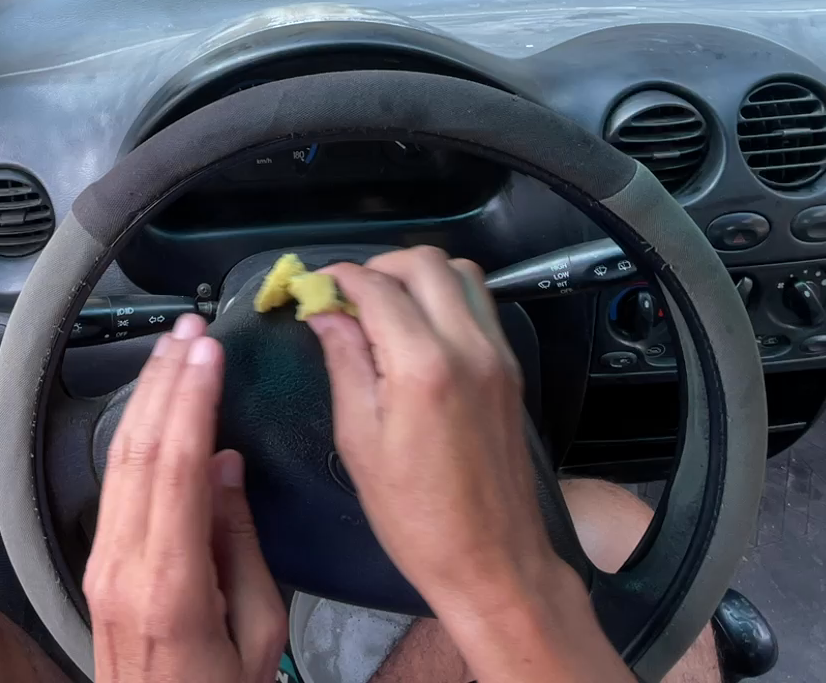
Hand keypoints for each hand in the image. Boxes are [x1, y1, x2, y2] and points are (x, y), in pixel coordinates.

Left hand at [86, 314, 286, 682]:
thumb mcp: (260, 632)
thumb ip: (242, 542)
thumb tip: (226, 465)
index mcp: (172, 585)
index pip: (177, 466)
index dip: (192, 400)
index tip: (208, 352)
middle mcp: (125, 564)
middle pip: (140, 448)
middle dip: (167, 378)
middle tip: (190, 328)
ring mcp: (103, 561)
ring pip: (119, 454)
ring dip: (147, 391)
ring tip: (172, 345)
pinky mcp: (98, 560)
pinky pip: (114, 476)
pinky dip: (135, 425)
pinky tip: (153, 398)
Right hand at [311, 247, 630, 682]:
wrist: (495, 563)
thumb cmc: (413, 514)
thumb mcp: (359, 440)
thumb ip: (344, 361)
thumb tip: (324, 312)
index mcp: (423, 366)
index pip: (377, 287)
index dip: (339, 277)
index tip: (315, 286)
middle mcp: (467, 345)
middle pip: (424, 262)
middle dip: (378, 266)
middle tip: (349, 296)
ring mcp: (497, 353)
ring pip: (459, 272)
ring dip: (416, 275)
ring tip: (385, 306)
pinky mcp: (510, 366)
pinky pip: (478, 301)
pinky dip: (445, 294)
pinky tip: (418, 327)